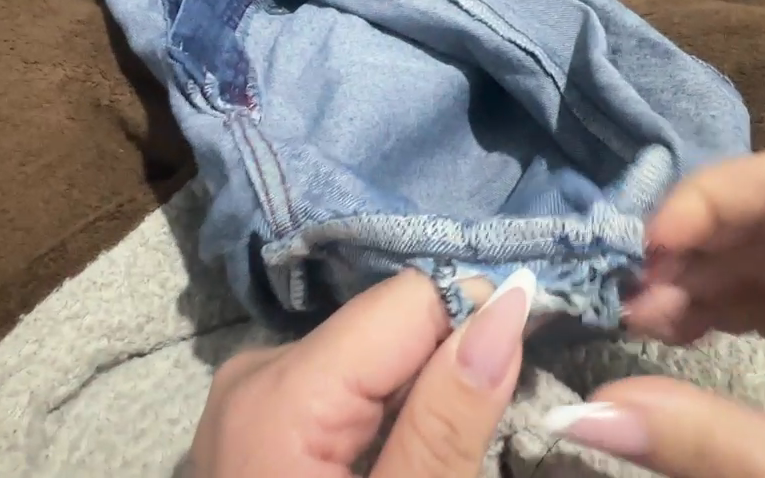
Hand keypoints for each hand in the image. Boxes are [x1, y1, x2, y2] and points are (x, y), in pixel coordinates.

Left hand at [190, 268, 531, 476]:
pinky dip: (382, 411)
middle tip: (466, 444)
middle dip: (443, 366)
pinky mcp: (259, 414)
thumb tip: (506, 306)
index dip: (472, 328)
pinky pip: (342, 382)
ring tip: (424, 462)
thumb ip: (450, 419)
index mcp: (279, 393)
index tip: (513, 376)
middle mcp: (256, 370)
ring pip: (369, 352)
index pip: (406, 302)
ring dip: (416, 393)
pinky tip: (388, 464)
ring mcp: (251, 391)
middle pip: (385, 324)